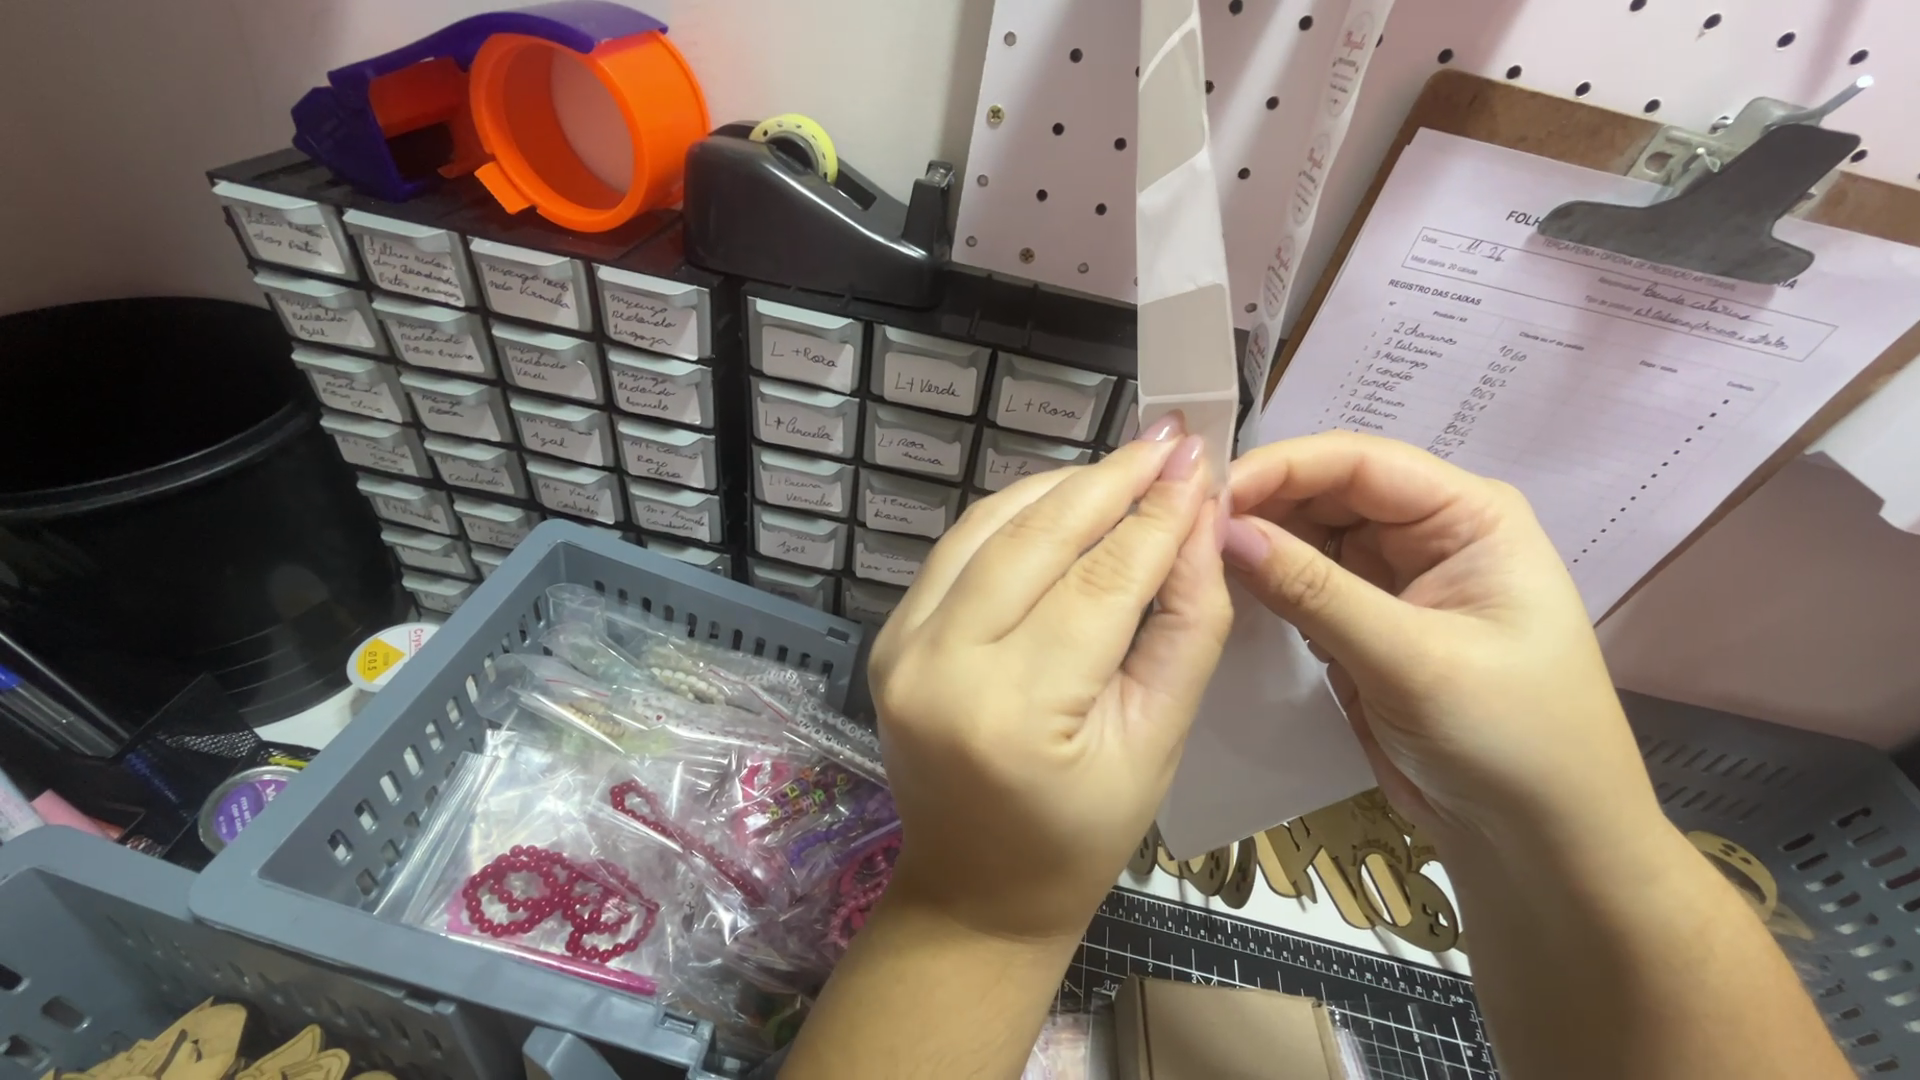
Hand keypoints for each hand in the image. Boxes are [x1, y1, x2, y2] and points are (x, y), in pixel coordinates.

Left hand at [869, 415, 1231, 941]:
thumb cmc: (1081, 835)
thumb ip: (1184, 627)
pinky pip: (957, 550)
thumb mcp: (1156, 741)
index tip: (1199, 462)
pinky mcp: (889, 636)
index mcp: (1013, 710)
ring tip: (1124, 466)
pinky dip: (1012, 516)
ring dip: (1059, 487)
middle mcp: (939, 665)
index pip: (1099, 583)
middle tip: (1167, 440)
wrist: (976, 886)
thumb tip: (1196, 522)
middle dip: (1108, 481)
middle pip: (1035, 539)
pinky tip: (1061, 502)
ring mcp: (900, 646)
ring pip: (987, 528)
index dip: (1156, 516)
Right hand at [1220, 432, 1658, 846]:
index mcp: (1466, 515)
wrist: (1536, 841)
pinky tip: (1220, 584)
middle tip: (1184, 528)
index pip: (1357, 463)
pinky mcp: (1360, 619)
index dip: (1278, 468)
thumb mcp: (1411, 659)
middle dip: (1257, 502)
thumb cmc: (1509, 740)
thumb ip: (1313, 590)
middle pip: (1324, 491)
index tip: (1206, 497)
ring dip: (1253, 540)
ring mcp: (1390, 577)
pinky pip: (1299, 581)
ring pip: (1304, 534)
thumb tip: (1222, 530)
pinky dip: (1261, 581)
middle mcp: (1425, 531)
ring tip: (1190, 552)